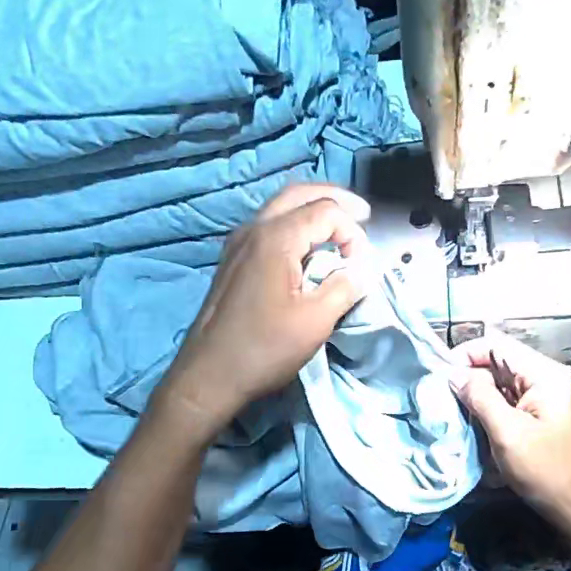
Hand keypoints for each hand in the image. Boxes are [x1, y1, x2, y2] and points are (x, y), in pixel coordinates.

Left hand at [157, 183, 374, 433]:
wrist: (209, 375)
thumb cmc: (264, 349)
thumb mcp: (316, 321)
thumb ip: (344, 287)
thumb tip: (360, 270)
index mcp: (275, 238)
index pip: (326, 211)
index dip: (352, 232)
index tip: (361, 265)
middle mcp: (253, 230)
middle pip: (298, 195)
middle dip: (334, 200)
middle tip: (361, 215)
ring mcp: (237, 244)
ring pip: (279, 208)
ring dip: (311, 211)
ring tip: (338, 230)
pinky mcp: (232, 262)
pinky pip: (267, 228)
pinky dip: (293, 228)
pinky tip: (307, 251)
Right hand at [451, 333, 570, 533]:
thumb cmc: (545, 470)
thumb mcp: (508, 432)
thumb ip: (480, 397)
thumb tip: (454, 375)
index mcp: (545, 375)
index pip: (497, 345)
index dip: (466, 355)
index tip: (440, 376)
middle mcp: (545, 380)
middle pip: (497, 362)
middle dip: (468, 377)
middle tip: (441, 396)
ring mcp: (541, 399)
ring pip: (498, 383)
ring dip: (475, 395)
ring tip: (452, 410)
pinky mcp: (536, 417)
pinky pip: (505, 402)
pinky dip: (486, 409)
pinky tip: (470, 423)